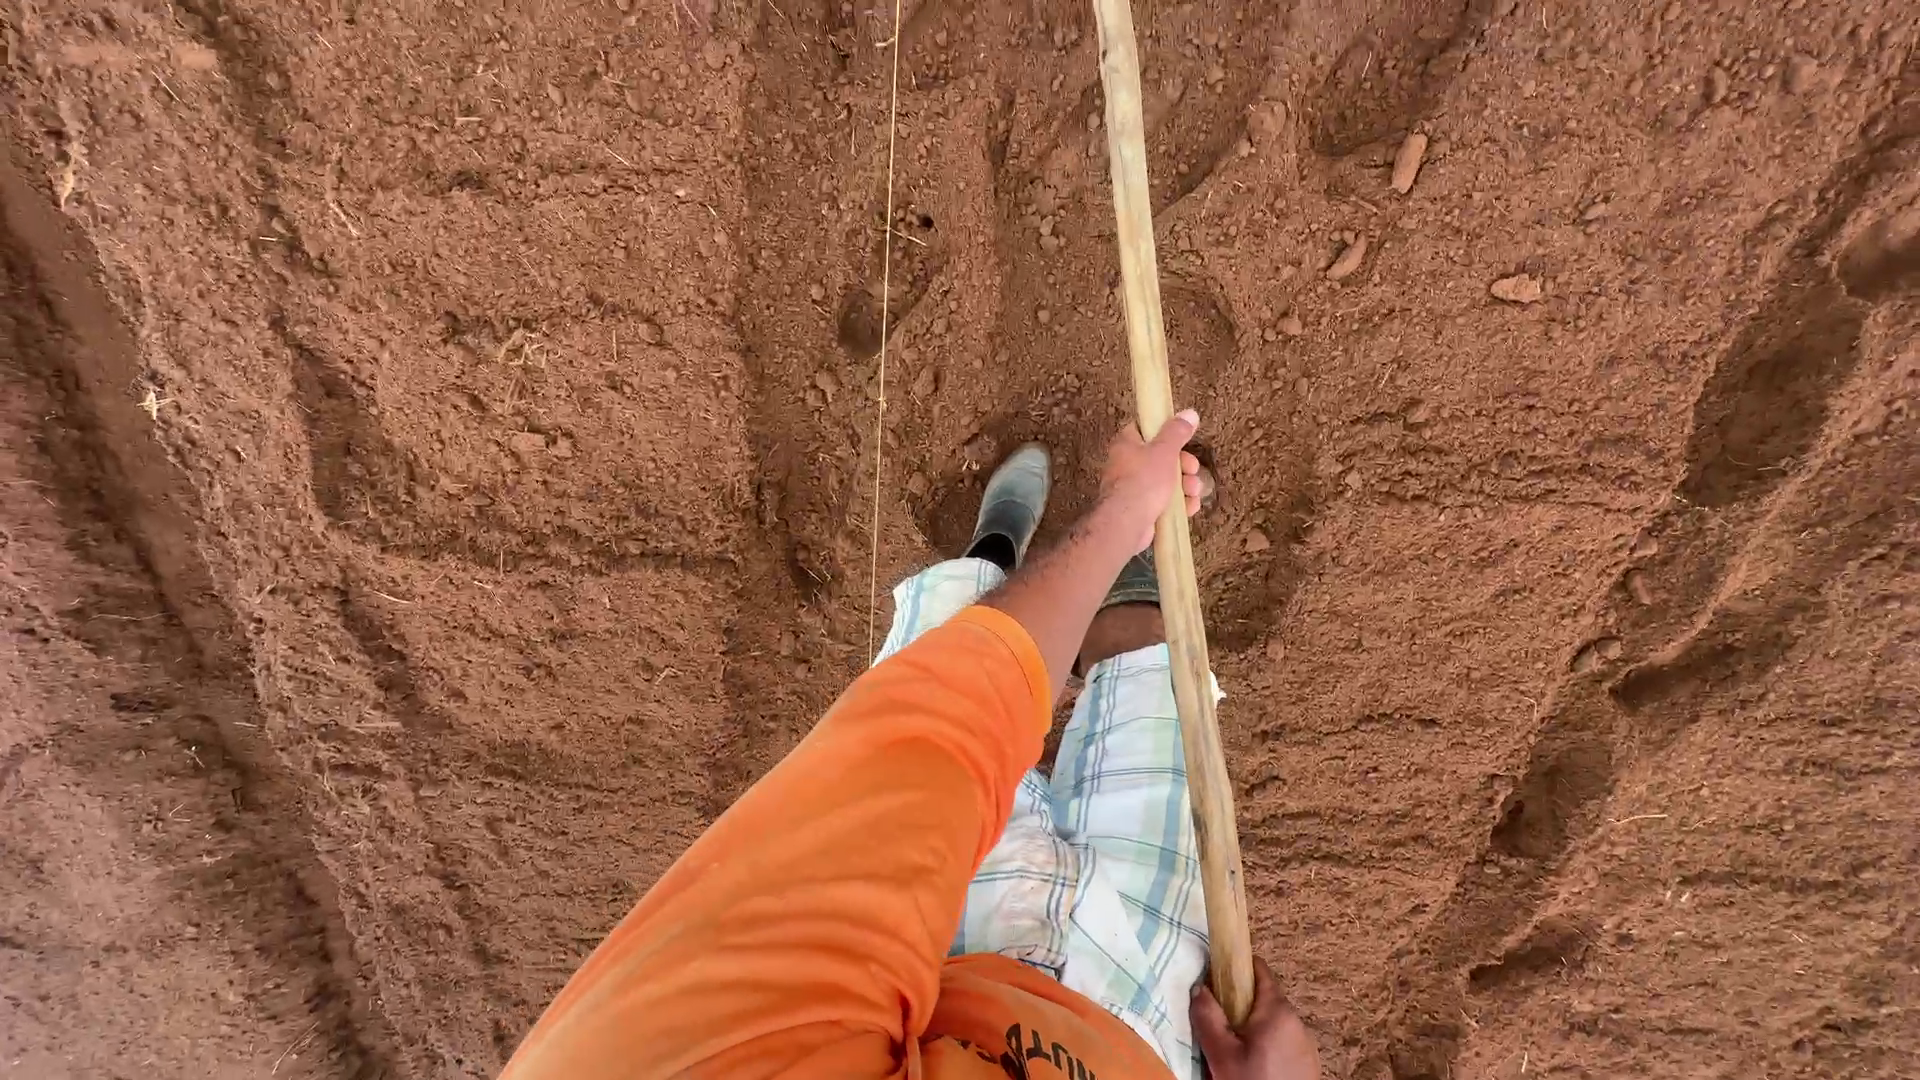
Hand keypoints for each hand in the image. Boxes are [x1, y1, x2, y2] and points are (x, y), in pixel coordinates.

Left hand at [1098, 409, 1206, 551]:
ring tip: (1193, 492)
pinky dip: (1179, 504)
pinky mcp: (1142, 509)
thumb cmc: (1143, 481)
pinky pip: (1164, 502)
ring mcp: (1134, 489)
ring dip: (1186, 486)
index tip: (1183, 438)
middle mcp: (1127, 464)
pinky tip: (1190, 507)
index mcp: (1127, 444)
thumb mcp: (1164, 450)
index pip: (1145, 429)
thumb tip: (1190, 413)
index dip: (1166, 432)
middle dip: (1184, 465)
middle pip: (1162, 457)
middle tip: (1192, 470)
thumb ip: (1177, 432)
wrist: (1127, 522)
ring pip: (1167, 481)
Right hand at [1191, 960, 1320, 1079]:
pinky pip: (1282, 1044)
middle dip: (1239, 1006)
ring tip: (1234, 1053)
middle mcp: (1297, 1021)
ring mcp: (1307, 1045)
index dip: (1234, 969)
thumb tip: (1200, 987)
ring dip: (1251, 1029)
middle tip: (1220, 1027)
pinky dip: (1266, 1047)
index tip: (1215, 982)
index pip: (1257, 968)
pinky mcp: (1309, 1066)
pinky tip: (1253, 1069)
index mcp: (1278, 1010)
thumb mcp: (1221, 1054)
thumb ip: (1207, 1015)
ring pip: (1271, 1023)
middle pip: (1262, 998)